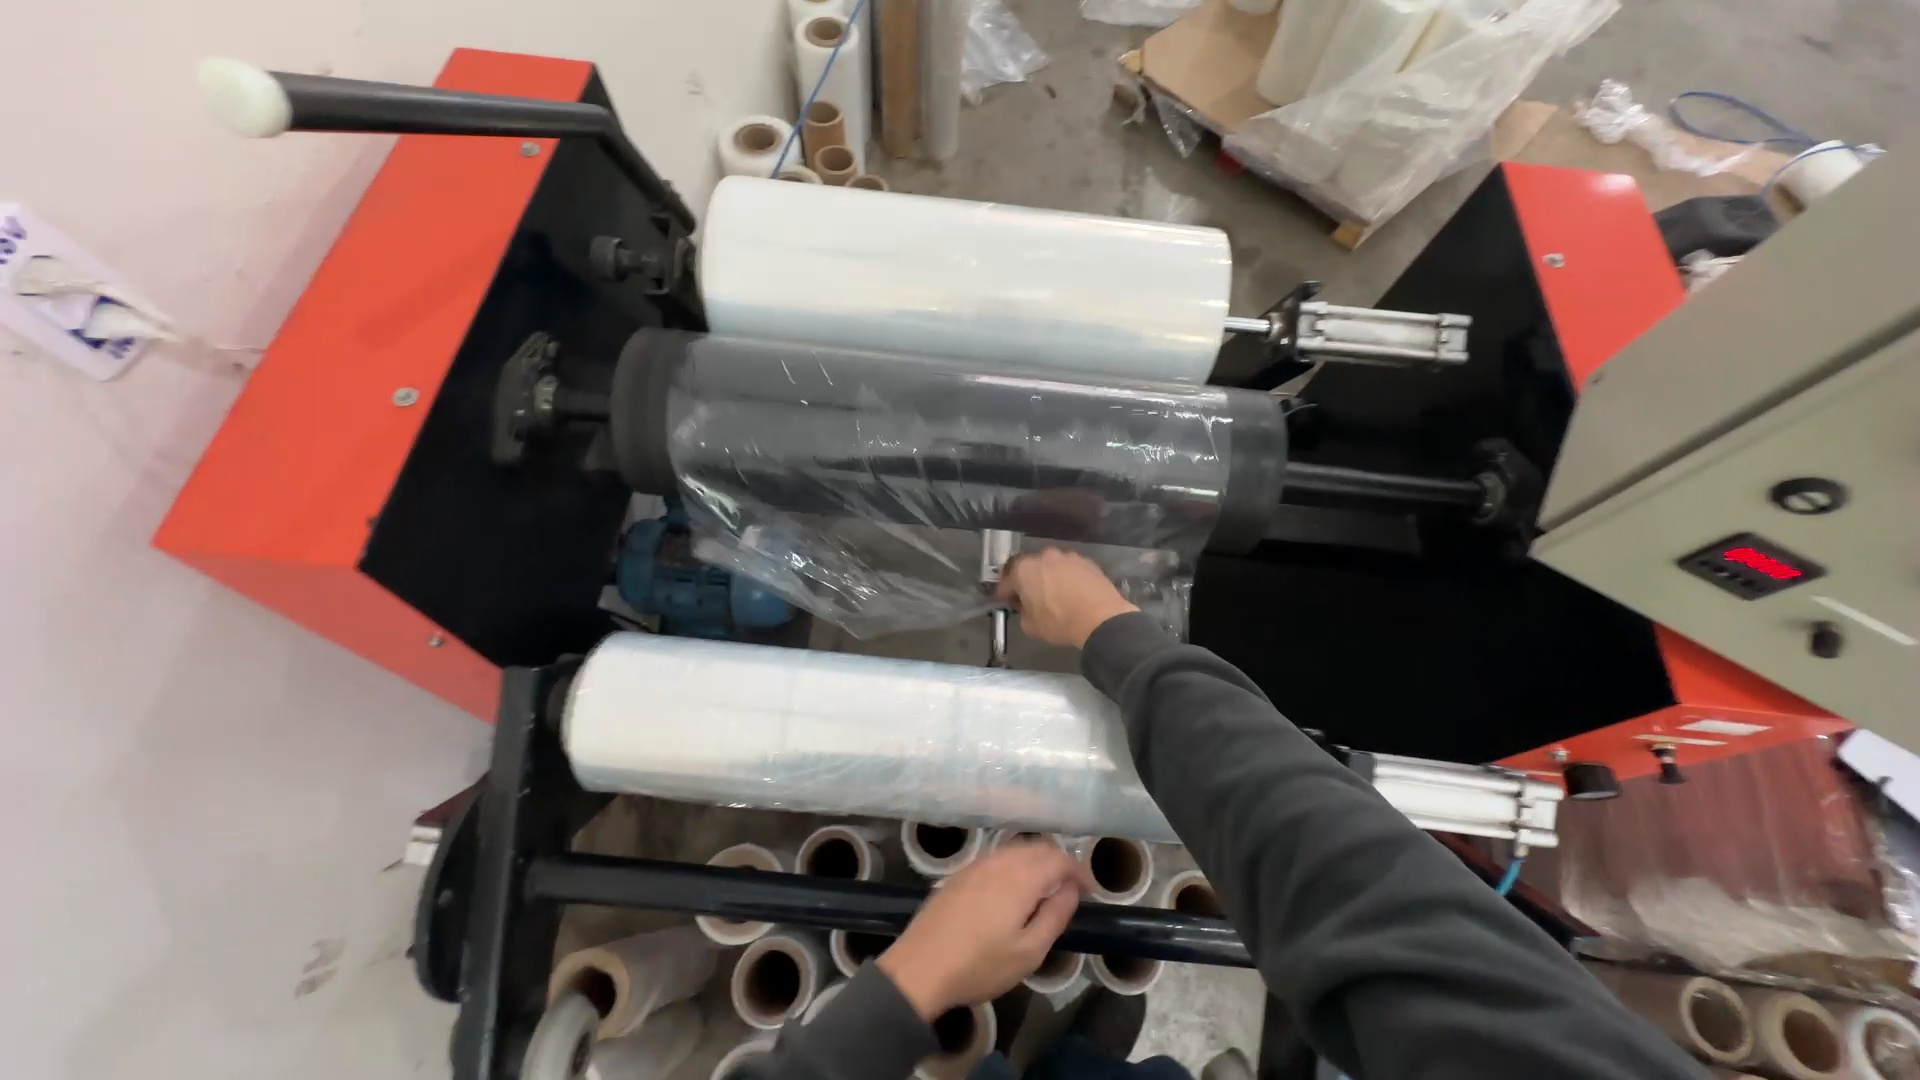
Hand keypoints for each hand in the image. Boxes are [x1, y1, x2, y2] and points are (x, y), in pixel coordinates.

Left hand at [877, 841, 1094, 1019]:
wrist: (919, 968)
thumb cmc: (979, 965)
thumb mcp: (1028, 952)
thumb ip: (1055, 916)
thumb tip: (1072, 890)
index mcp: (1020, 878)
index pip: (1058, 858)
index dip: (1078, 871)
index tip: (1090, 891)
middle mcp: (998, 862)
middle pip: (1037, 848)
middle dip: (1059, 863)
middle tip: (1071, 889)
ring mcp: (975, 865)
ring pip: (1015, 850)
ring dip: (1036, 862)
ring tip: (1045, 890)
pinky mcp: (959, 875)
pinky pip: (996, 859)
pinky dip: (1014, 866)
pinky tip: (1013, 890)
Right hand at [995, 548, 1138, 648]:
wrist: (1101, 618)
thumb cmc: (1060, 622)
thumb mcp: (1031, 626)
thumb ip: (1022, 612)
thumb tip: (1026, 606)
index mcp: (1024, 570)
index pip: (1007, 579)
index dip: (1004, 592)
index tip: (1004, 600)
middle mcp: (1044, 556)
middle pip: (1029, 567)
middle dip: (1026, 581)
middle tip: (1028, 597)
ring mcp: (1067, 556)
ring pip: (1051, 566)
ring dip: (1048, 577)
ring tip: (1053, 593)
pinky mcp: (1086, 561)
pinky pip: (1069, 569)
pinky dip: (1067, 578)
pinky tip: (1071, 592)